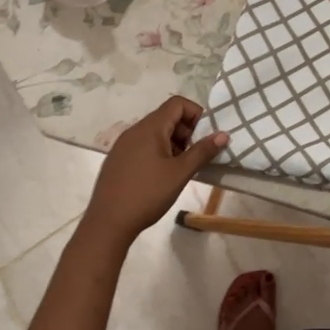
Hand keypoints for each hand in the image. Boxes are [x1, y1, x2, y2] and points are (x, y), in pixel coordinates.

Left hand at [85, 96, 227, 239]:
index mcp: (149, 128)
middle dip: (186, 132)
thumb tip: (224, 134)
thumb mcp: (180, 173)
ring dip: (173, 143)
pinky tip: (159, 177)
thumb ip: (202, 151)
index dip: (195, 114)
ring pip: (155, 133)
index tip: (203, 137)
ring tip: (179, 169)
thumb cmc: (146, 195)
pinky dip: (157, 152)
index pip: (177, 104)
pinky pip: (142, 146)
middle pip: (166, 117)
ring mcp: (122, 146)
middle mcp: (134, 131)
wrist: (106, 225)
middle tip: (193, 156)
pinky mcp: (117, 160)